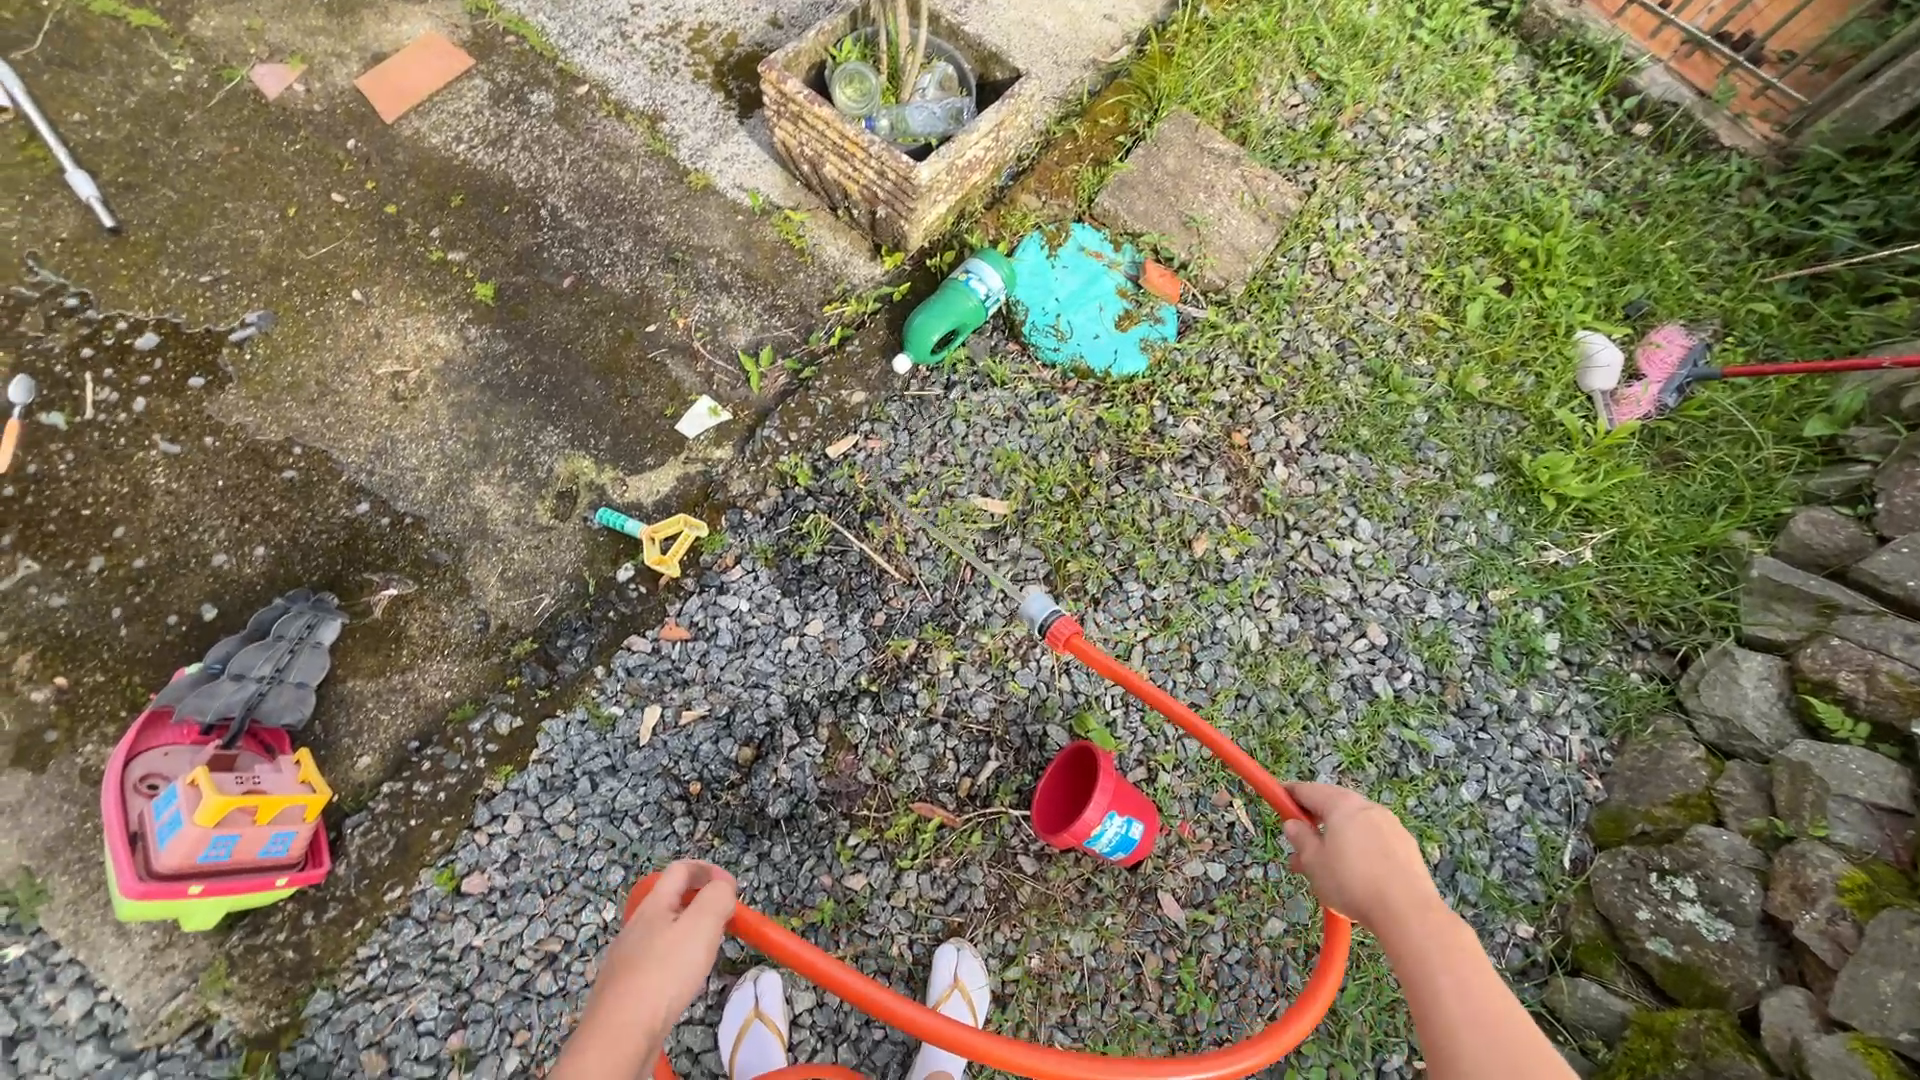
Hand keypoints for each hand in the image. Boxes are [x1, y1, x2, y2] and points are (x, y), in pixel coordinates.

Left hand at [561, 860, 736, 1073]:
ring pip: (665, 932)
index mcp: (654, 905)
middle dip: (702, 903)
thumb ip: (717, 897)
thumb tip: (722, 886)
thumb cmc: (664, 973)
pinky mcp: (626, 987)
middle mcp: (637, 926)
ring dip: (691, 934)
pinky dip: (677, 961)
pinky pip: (657, 961)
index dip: (709, 870)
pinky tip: (683, 984)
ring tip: (708, 953)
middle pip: (672, 900)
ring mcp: (628, 957)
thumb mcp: (701, 925)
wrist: (619, 1036)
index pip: (681, 869)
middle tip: (724, 922)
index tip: (731, 888)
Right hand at [1281, 782, 1445, 934]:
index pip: (1309, 790)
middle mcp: (1368, 808)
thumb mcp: (1313, 862)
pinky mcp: (1407, 848)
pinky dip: (1359, 850)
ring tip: (1325, 871)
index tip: (1277, 798)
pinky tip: (1354, 878)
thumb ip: (1300, 839)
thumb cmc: (1351, 882)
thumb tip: (1293, 824)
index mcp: (1342, 805)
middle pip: (1334, 806)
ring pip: (1355, 826)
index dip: (1289, 794)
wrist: (1408, 912)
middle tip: (1299, 847)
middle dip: (1314, 824)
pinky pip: (1374, 841)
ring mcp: (1392, 826)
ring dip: (1336, 840)